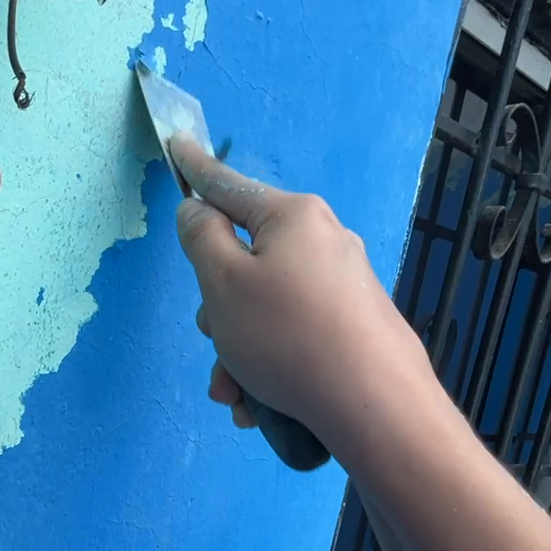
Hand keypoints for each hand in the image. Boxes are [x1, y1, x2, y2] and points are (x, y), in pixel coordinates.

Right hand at [170, 134, 432, 453]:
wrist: (374, 406)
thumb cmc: (286, 336)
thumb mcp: (222, 284)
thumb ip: (201, 239)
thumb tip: (197, 210)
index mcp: (291, 218)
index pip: (228, 186)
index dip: (195, 171)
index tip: (176, 144)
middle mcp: (321, 241)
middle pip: (242, 262)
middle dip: (217, 312)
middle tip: (217, 344)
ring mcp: (340, 285)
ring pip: (261, 309)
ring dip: (236, 352)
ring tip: (238, 393)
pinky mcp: (351, 324)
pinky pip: (289, 334)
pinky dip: (266, 366)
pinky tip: (260, 404)